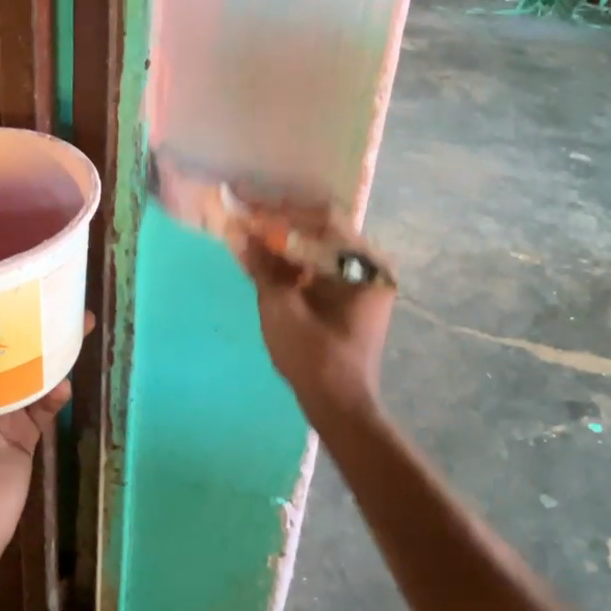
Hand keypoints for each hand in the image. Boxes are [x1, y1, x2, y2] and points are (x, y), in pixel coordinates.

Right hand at [234, 213, 395, 422]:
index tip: (247, 205)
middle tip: (247, 216)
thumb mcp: (280, 306)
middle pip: (323, 227)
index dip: (281, 210)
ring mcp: (365, 279)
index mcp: (366, 263)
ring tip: (251, 233)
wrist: (338, 405)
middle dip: (282, 222)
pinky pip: (321, 263)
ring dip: (286, 240)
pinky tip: (267, 257)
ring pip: (320, 244)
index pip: (323, 217)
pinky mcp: (352, 294)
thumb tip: (237, 232)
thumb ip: (261, 265)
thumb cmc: (314, 357)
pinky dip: (295, 259)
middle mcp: (373, 264)